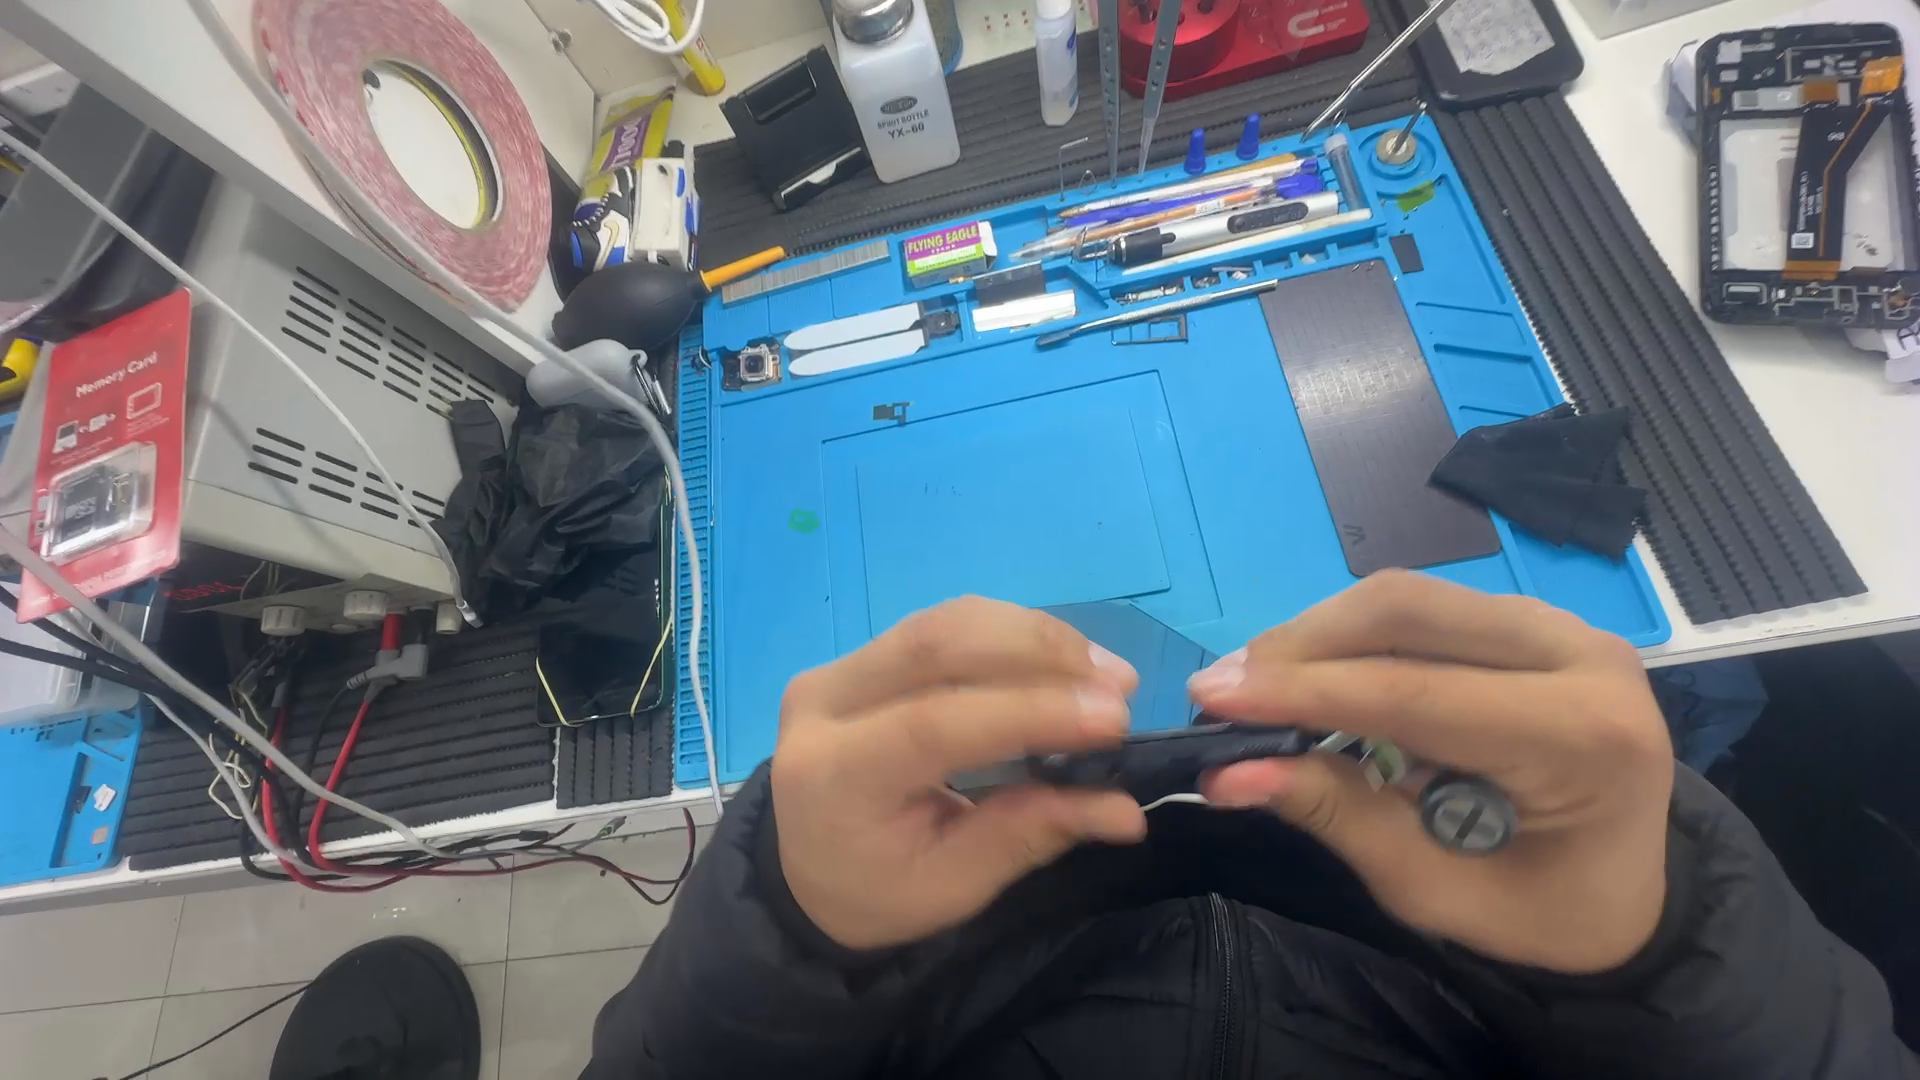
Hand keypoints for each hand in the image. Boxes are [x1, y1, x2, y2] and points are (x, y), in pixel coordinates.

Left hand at [771, 597, 1148, 950]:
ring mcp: (837, 667)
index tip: (1113, 717)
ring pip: (943, 622)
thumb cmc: (874, 891)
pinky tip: (1056, 655)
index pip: (932, 724)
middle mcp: (823, 701)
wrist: (806, 868)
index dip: (1028, 712)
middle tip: (1118, 683)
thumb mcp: (950, 887)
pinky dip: (1008, 632)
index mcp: (831, 774)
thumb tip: (1127, 810)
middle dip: (1038, 653)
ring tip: (1100, 668)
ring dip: (1031, 635)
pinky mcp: (860, 655)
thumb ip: (1028, 835)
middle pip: (935, 645)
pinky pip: (941, 624)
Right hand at [1191, 571, 1673, 973]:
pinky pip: (1406, 607)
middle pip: (1402, 611)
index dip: (1301, 691)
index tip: (1210, 698)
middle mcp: (1577, 655)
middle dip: (1296, 646)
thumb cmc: (1536, 905)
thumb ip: (1334, 815)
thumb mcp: (1432, 886)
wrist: (1623, 887)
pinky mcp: (1514, 617)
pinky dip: (1338, 635)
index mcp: (1584, 738)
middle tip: (1221, 690)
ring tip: (1251, 684)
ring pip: (1397, 596)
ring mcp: (1549, 624)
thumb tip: (1226, 773)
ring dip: (1309, 636)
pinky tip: (1301, 671)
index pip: (1414, 693)